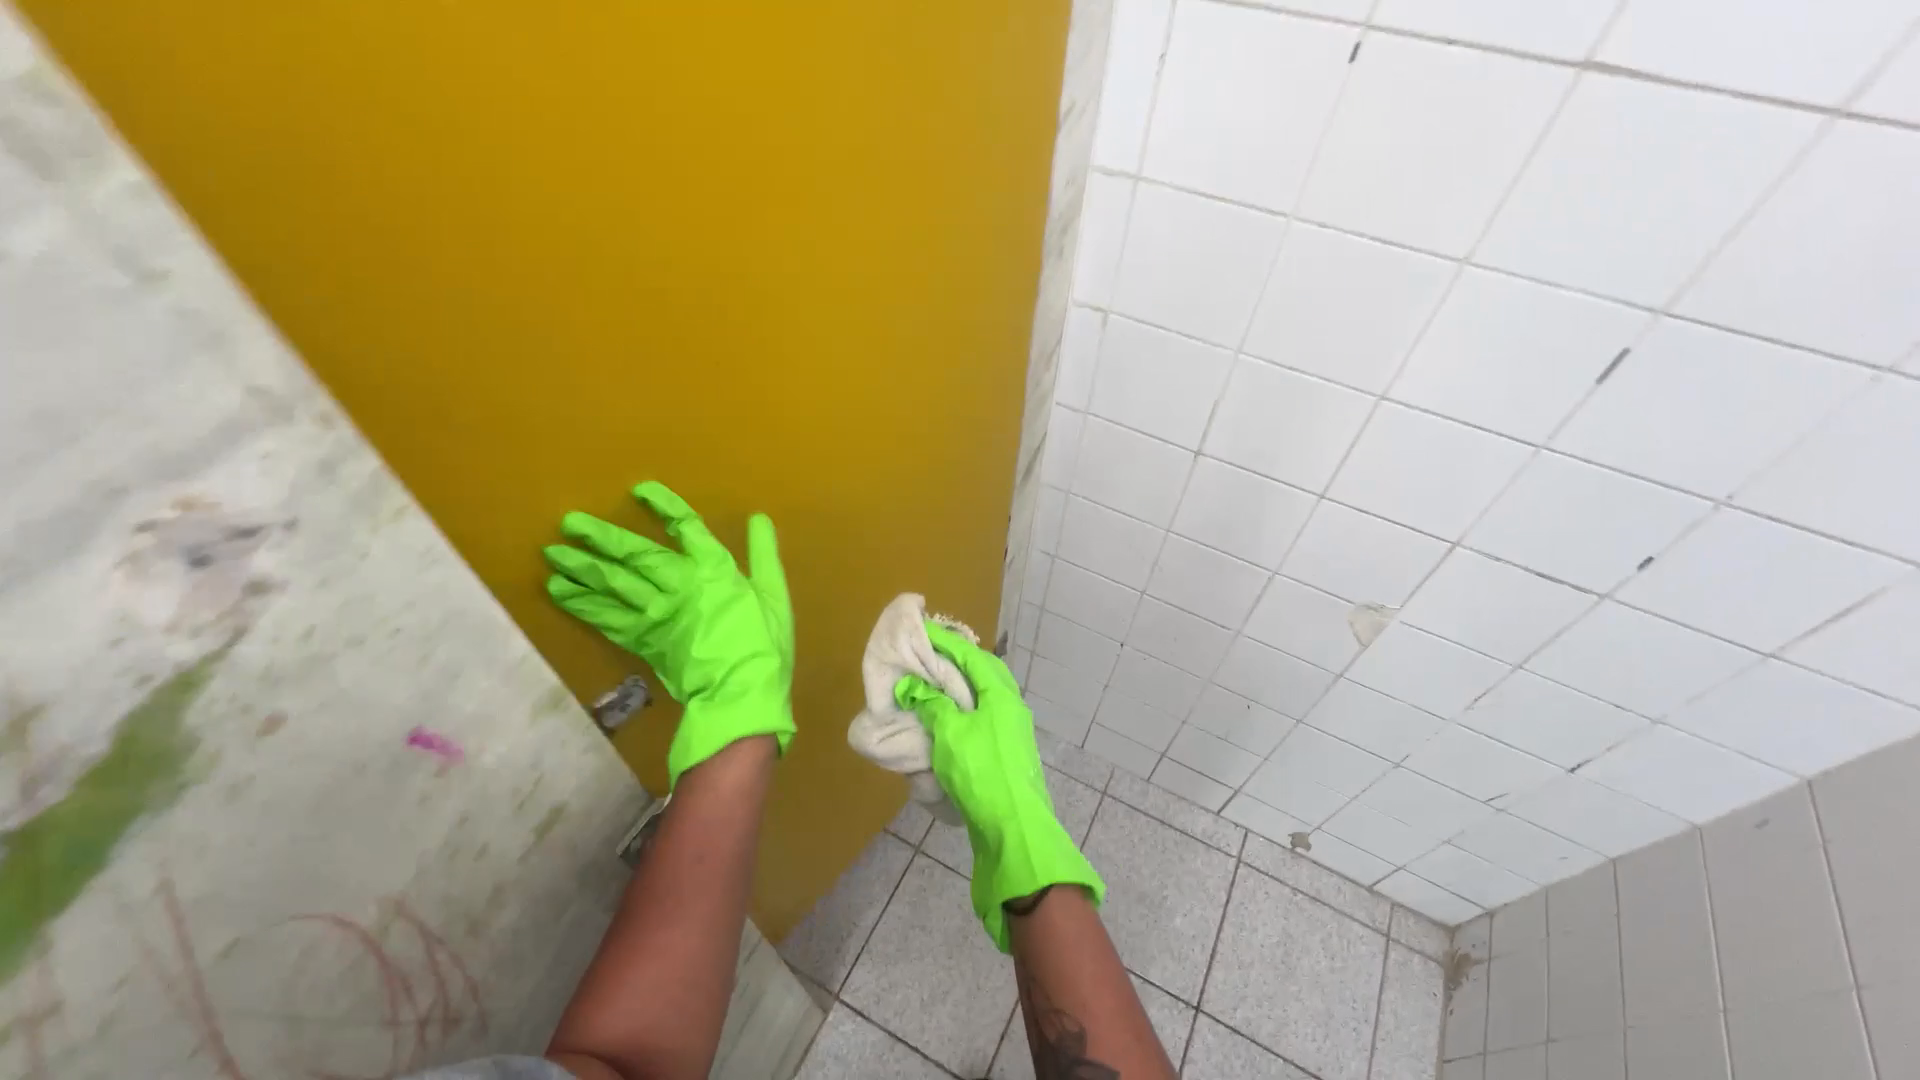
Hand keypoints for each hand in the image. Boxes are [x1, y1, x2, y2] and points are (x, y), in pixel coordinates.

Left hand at [544, 482, 793, 788]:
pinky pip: (605, 618)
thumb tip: (759, 519)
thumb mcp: (775, 595)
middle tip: (569, 522)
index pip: (685, 527)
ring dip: (581, 568)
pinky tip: (559, 592)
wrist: (739, 691)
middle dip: (601, 537)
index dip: (663, 506)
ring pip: (612, 584)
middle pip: (635, 554)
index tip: (639, 490)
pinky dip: (581, 604)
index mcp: (713, 569)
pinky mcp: (641, 640)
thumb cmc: (764, 644)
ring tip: (552, 554)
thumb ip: (765, 554)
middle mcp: (677, 584)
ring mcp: (655, 613)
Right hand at [895, 623, 1103, 951]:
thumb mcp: (949, 733)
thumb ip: (933, 705)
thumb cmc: (980, 772)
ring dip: (958, 690)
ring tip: (931, 687)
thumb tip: (917, 688)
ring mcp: (1011, 730)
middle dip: (954, 664)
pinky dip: (962, 713)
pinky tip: (944, 721)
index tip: (922, 631)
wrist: (1012, 826)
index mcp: (1000, 694)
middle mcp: (1011, 706)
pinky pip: (981, 720)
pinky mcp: (1006, 752)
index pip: (970, 655)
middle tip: (926, 658)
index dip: (945, 642)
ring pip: (982, 698)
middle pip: (981, 674)